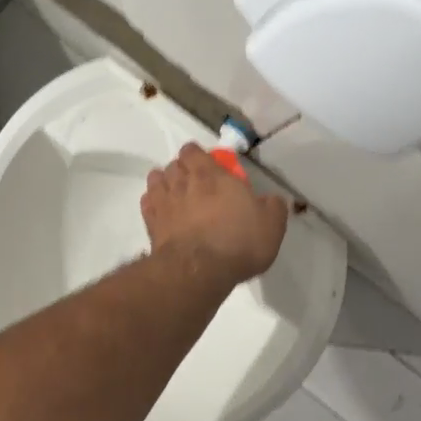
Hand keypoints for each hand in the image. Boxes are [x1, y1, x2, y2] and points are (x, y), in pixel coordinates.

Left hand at [140, 143, 287, 285]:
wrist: (200, 270)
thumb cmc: (238, 241)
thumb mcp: (271, 224)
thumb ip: (273, 206)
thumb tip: (272, 199)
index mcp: (210, 174)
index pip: (193, 150)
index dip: (198, 156)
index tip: (209, 168)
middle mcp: (183, 182)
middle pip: (174, 164)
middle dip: (183, 170)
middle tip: (196, 186)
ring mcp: (163, 202)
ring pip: (156, 179)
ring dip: (165, 183)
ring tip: (177, 197)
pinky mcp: (151, 224)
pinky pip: (147, 203)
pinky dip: (153, 204)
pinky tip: (164, 214)